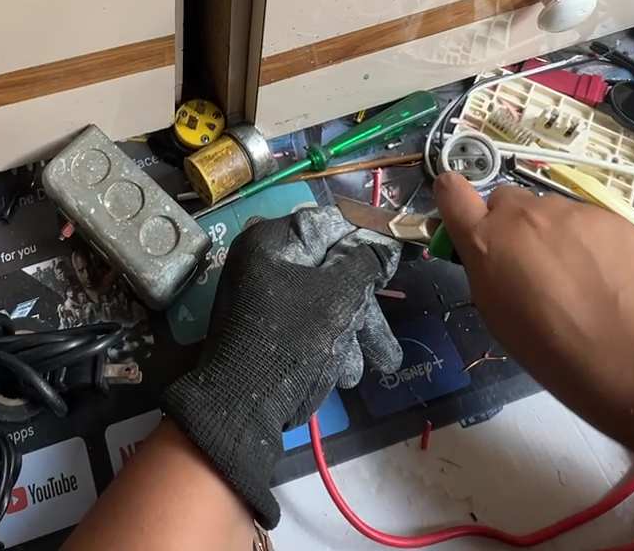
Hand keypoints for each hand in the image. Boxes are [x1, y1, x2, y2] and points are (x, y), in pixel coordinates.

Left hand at [162, 206, 400, 526]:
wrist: (241, 407)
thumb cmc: (291, 340)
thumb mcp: (337, 296)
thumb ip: (364, 263)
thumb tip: (383, 242)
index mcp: (269, 241)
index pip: (327, 225)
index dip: (364, 241)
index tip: (392, 259)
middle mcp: (262, 261)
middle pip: (328, 268)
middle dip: (365, 303)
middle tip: (391, 311)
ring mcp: (261, 294)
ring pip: (321, 299)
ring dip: (354, 328)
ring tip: (384, 362)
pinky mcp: (265, 326)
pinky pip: (306, 321)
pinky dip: (330, 340)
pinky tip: (349, 373)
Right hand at [433, 173, 633, 426]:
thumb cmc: (561, 358)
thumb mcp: (501, 317)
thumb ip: (487, 271)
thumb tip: (491, 254)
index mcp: (486, 243)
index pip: (450, 191)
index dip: (454, 200)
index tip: (466, 219)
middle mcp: (521, 216)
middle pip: (503, 201)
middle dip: (510, 226)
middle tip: (534, 265)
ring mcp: (568, 211)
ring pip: (547, 210)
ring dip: (552, 233)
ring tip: (581, 276)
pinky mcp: (609, 215)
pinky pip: (585, 218)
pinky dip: (588, 239)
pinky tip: (609, 274)